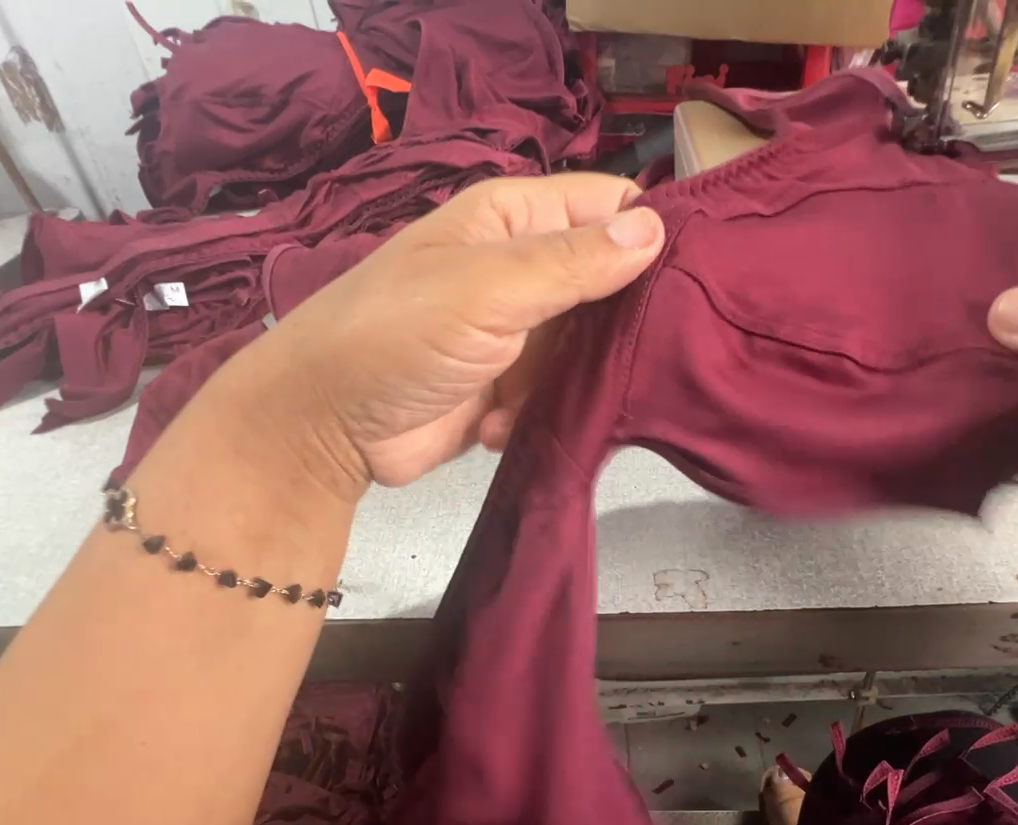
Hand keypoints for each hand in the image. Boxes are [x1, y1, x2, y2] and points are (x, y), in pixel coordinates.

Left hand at [259, 174, 663, 490]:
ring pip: (587, 348)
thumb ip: (571, 262)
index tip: (692, 278)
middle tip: (646, 355)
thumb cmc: (397, 336)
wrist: (326, 426)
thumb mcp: (487, 289)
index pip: (607, 206)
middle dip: (624, 319)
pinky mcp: (508, 389)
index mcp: (513, 220)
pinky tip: (501, 425)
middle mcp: (521, 269)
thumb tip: (656, 229)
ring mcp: (516, 333)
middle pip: (607, 282)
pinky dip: (538, 412)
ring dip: (576, 378)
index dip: (651, 231)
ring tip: (549, 396)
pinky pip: (556, 394)